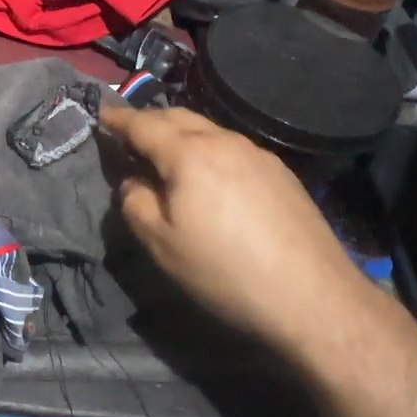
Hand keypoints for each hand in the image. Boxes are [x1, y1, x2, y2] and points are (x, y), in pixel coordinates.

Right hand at [103, 105, 372, 360]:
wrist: (316, 300)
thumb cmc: (226, 272)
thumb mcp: (161, 244)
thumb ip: (134, 201)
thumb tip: (136, 180)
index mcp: (188, 152)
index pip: (142, 124)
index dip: (117, 119)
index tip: (100, 115)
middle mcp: (222, 141)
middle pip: (176, 117)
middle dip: (148, 120)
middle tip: (128, 133)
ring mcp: (256, 154)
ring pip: (207, 129)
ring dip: (180, 133)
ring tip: (166, 151)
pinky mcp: (280, 172)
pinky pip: (230, 147)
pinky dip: (208, 148)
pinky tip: (210, 173)